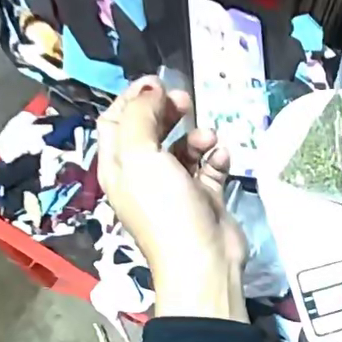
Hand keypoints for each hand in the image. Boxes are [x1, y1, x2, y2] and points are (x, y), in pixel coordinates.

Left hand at [97, 78, 248, 322]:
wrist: (202, 260)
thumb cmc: (165, 208)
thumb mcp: (140, 155)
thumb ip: (142, 116)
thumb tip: (151, 90)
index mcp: (119, 165)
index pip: (118, 121)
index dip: (134, 98)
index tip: (158, 82)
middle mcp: (144, 175)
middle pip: (151, 131)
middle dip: (167, 112)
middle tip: (186, 101)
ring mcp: (176, 188)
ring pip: (184, 149)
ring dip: (197, 137)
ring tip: (209, 138)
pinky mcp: (205, 199)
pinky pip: (210, 169)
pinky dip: (217, 158)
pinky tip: (223, 157)